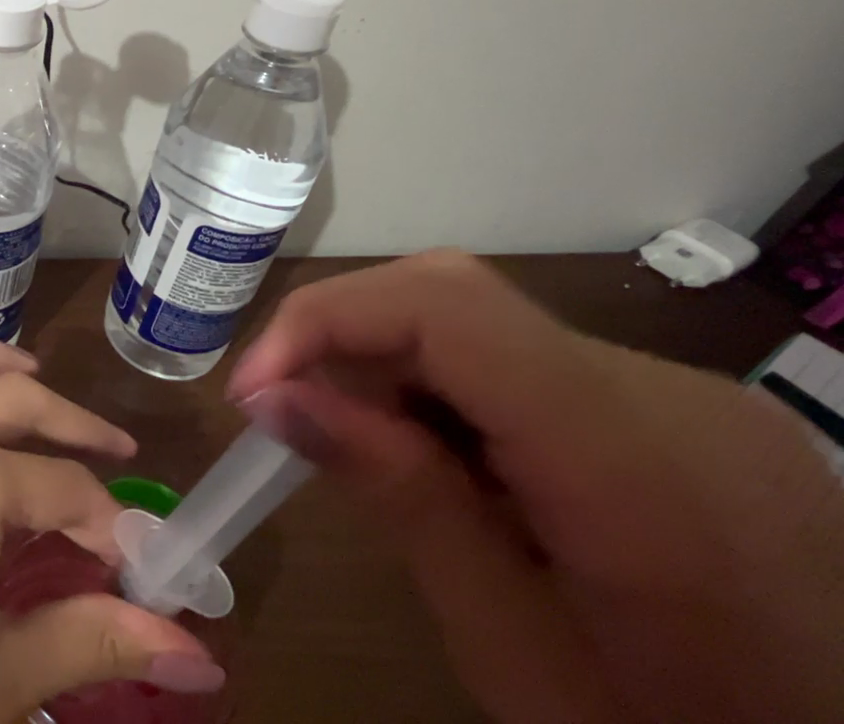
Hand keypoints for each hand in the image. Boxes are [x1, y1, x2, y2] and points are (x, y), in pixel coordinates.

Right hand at [227, 251, 843, 723]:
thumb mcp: (512, 645)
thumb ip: (402, 498)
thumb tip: (278, 398)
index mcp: (630, 456)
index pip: (447, 308)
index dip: (324, 319)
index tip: (254, 391)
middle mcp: (668, 392)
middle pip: (459, 302)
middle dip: (347, 347)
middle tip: (288, 424)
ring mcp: (691, 396)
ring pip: (490, 332)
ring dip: (399, 376)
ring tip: (374, 464)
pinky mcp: (693, 412)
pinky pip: (536, 367)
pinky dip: (458, 398)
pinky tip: (458, 474)